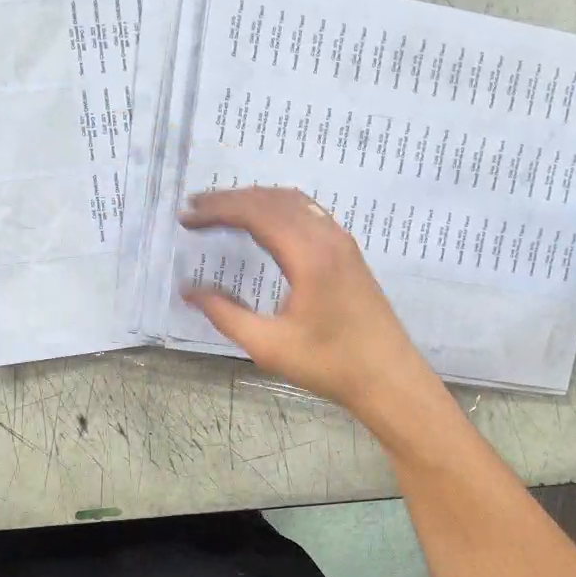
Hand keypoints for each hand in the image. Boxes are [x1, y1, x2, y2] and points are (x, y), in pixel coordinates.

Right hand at [181, 187, 438, 416]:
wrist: (387, 377)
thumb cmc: (328, 365)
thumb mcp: (269, 346)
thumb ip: (226, 315)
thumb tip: (189, 291)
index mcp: (309, 255)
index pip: (256, 213)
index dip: (218, 210)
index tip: (188, 217)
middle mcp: (327, 237)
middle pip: (273, 199)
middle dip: (231, 200)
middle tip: (195, 208)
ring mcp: (342, 242)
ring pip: (294, 202)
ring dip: (255, 200)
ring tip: (222, 211)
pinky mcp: (348, 253)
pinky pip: (309, 213)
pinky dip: (278, 209)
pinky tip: (264, 224)